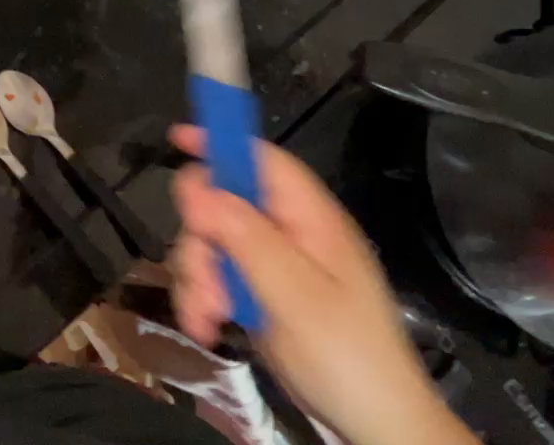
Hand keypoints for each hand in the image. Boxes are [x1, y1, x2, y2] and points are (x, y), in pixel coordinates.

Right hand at [169, 125, 475, 444]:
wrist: (375, 428)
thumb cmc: (347, 356)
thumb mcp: (296, 295)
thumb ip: (246, 236)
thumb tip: (199, 187)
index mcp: (310, 219)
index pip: (261, 160)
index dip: (222, 141)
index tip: (177, 138)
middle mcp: (288, 233)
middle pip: (223, 204)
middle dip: (201, 240)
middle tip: (204, 280)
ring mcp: (272, 264)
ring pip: (210, 242)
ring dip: (197, 276)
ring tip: (208, 318)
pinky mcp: (257, 294)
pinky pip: (213, 276)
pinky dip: (201, 298)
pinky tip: (207, 327)